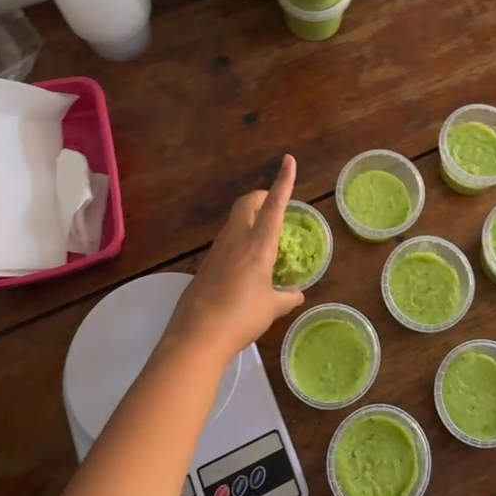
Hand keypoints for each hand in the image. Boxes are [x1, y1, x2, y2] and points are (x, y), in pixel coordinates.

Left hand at [164, 155, 305, 361]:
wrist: (197, 336)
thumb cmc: (241, 317)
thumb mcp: (272, 308)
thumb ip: (287, 297)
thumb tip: (297, 293)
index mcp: (258, 245)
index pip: (274, 206)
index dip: (283, 182)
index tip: (288, 160)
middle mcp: (236, 240)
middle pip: (247, 203)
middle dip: (261, 197)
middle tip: (274, 206)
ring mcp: (217, 252)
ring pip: (235, 222)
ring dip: (250, 220)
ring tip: (264, 240)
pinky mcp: (205, 266)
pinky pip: (226, 243)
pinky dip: (239, 242)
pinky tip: (245, 266)